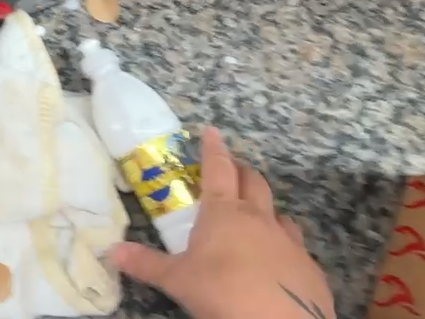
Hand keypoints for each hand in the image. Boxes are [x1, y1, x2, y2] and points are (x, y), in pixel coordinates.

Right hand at [106, 126, 334, 318]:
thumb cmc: (224, 294)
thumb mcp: (178, 280)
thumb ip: (146, 264)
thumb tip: (112, 252)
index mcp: (223, 212)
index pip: (218, 168)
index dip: (213, 148)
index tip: (212, 131)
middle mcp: (258, 219)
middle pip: (253, 182)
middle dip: (242, 171)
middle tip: (232, 171)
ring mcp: (290, 244)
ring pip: (281, 214)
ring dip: (268, 211)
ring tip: (258, 218)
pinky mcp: (312, 272)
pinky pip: (299, 250)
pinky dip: (287, 249)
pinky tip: (280, 264)